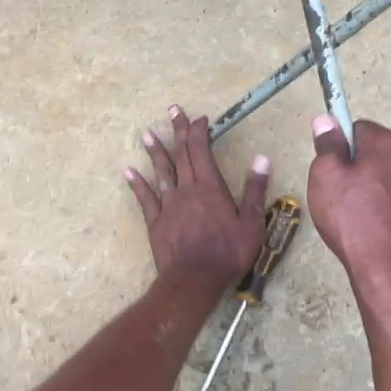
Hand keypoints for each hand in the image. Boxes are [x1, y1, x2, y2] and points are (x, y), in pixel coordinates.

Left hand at [124, 105, 270, 291]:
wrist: (195, 280)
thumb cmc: (228, 251)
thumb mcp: (251, 221)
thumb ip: (255, 189)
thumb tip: (262, 158)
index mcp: (210, 187)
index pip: (201, 151)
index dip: (199, 131)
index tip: (199, 117)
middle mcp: (186, 190)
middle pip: (181, 155)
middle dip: (178, 131)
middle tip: (173, 110)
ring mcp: (168, 206)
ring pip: (160, 172)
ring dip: (155, 152)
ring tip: (147, 133)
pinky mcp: (156, 223)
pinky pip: (145, 199)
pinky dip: (137, 183)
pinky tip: (129, 171)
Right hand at [306, 116, 390, 290]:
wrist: (387, 267)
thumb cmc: (351, 217)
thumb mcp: (326, 175)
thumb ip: (327, 145)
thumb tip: (326, 120)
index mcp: (387, 143)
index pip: (356, 127)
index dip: (338, 146)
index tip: (328, 168)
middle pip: (371, 151)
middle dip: (352, 166)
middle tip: (334, 191)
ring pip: (381, 175)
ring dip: (364, 187)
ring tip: (348, 213)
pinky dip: (377, 205)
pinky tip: (365, 226)